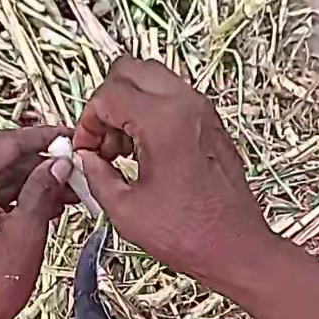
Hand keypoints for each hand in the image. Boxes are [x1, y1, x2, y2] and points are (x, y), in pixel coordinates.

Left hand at [0, 125, 73, 318]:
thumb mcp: (27, 229)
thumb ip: (44, 188)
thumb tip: (60, 163)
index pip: (6, 143)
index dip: (44, 139)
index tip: (70, 135)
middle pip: (3, 160)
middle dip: (42, 164)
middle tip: (76, 166)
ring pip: (1, 179)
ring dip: (35, 183)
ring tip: (72, 187)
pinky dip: (21, 199)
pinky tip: (52, 202)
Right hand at [67, 59, 318, 318]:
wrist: (234, 247)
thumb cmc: (188, 234)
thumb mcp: (126, 210)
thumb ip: (97, 176)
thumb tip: (86, 160)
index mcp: (163, 121)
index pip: (109, 95)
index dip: (87, 122)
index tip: (85, 150)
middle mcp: (186, 105)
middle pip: (131, 71)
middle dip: (106, 103)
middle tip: (100, 142)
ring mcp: (202, 111)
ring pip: (152, 81)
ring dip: (128, 107)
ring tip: (120, 151)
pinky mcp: (211, 125)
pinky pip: (172, 100)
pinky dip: (149, 115)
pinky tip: (142, 154)